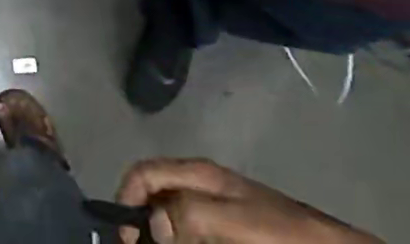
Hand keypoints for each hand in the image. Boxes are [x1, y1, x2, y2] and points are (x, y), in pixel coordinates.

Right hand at [116, 158, 379, 243]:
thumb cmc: (284, 233)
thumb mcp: (237, 220)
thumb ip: (191, 214)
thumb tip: (153, 222)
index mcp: (197, 175)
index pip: (144, 173)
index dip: (126, 198)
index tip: (125, 236)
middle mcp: (199, 187)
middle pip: (153, 196)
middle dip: (141, 222)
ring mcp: (214, 211)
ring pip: (171, 219)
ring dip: (161, 236)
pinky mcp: (227, 233)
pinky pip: (192, 233)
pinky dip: (182, 240)